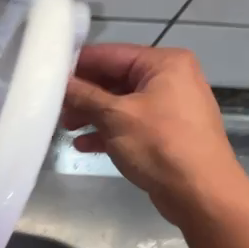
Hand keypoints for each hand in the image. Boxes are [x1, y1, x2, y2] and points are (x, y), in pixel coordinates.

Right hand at [62, 43, 248, 225]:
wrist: (201, 192)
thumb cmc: (161, 145)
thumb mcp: (116, 117)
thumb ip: (84, 96)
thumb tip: (59, 83)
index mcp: (164, 63)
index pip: (110, 54)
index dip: (77, 65)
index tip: (47, 77)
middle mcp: (170, 78)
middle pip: (115, 78)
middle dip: (84, 94)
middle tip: (54, 107)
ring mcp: (170, 106)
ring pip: (120, 102)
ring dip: (92, 114)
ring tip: (66, 128)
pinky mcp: (166, 131)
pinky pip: (130, 123)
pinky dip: (108, 131)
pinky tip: (84, 144)